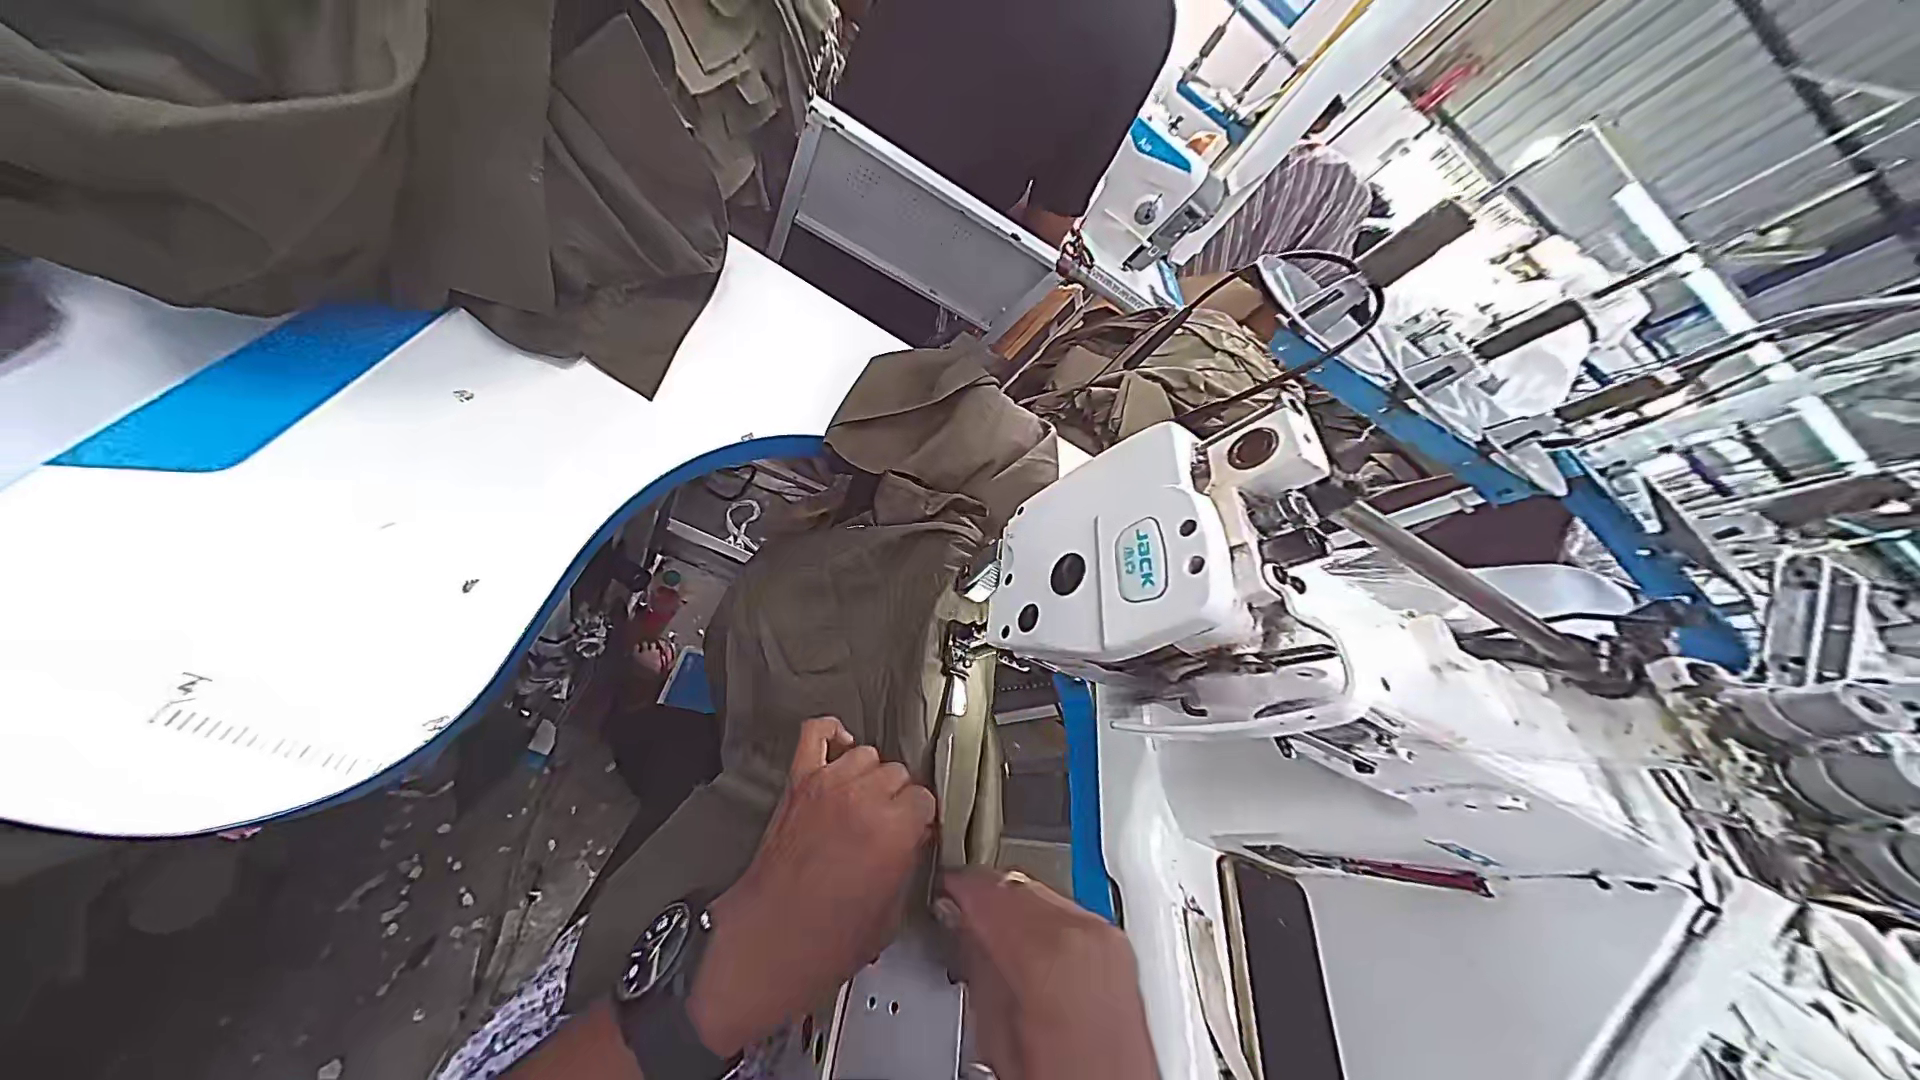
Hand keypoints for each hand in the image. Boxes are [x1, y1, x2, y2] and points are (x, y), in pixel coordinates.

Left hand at [686, 717, 935, 1055]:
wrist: (766, 943)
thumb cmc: (826, 940)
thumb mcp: (891, 913)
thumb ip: (908, 862)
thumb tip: (913, 838)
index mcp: (894, 830)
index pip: (925, 798)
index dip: (921, 818)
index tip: (914, 832)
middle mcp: (864, 798)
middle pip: (899, 773)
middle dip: (898, 798)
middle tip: (889, 822)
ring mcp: (828, 784)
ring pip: (867, 754)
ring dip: (870, 775)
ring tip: (863, 800)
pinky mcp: (799, 781)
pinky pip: (817, 732)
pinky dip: (831, 733)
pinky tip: (840, 748)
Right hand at [937, 869, 1159, 1079]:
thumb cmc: (1060, 1079)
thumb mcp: (996, 1033)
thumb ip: (977, 966)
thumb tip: (962, 927)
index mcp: (1047, 954)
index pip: (991, 891)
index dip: (959, 887)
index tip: (943, 889)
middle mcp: (1081, 933)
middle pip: (1017, 885)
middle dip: (984, 894)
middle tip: (957, 907)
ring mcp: (1103, 936)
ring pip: (1040, 891)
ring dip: (1011, 902)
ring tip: (985, 924)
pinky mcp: (1114, 944)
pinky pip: (1064, 909)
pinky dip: (1038, 914)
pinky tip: (1021, 937)